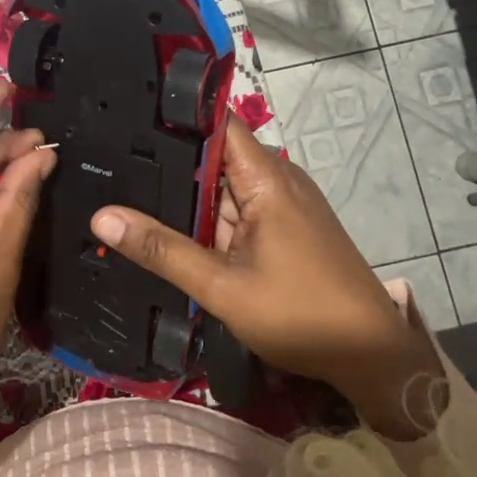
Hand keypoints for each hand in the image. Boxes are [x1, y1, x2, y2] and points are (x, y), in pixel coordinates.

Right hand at [89, 118, 444, 437]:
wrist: (374, 361)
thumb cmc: (300, 315)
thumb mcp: (222, 286)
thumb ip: (162, 250)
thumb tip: (102, 216)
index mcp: (266, 179)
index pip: (217, 124)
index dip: (175, 116)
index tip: (127, 116)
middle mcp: (278, 180)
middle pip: (213, 157)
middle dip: (169, 166)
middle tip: (111, 166)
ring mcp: (285, 206)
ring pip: (223, 189)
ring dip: (188, 200)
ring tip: (128, 195)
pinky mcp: (288, 229)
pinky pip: (239, 211)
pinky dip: (209, 221)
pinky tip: (174, 232)